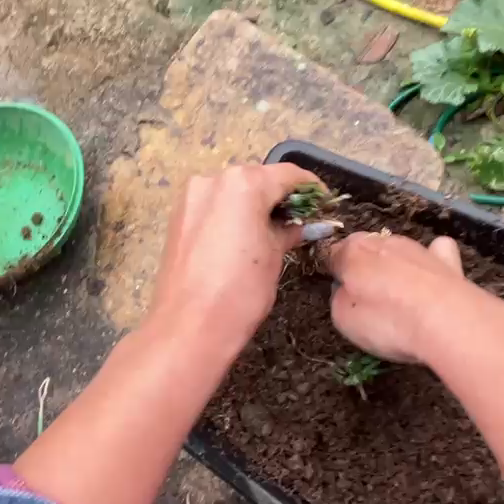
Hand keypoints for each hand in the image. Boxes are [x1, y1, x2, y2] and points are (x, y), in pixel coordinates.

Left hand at [147, 163, 321, 344]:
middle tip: (303, 218)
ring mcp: (192, 197)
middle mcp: (213, 180)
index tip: (324, 200)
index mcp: (242, 184)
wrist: (188, 329)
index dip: (311, 187)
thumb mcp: (274, 256)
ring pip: (235, 190)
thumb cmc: (239, 292)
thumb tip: (298, 225)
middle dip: (282, 195)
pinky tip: (247, 235)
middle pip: (259, 178)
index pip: (287, 174)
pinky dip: (234, 213)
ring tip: (276, 229)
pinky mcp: (178, 216)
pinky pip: (215, 204)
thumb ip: (289, 230)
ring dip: (257, 203)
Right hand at [327, 231, 494, 363]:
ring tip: (400, 298)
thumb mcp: (344, 319)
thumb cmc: (387, 320)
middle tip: (367, 298)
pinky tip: (433, 276)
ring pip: (398, 250)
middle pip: (366, 249)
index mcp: (352, 251)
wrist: (447, 320)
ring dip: (395, 266)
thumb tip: (346, 290)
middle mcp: (383, 241)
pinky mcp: (447, 260)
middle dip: (364, 267)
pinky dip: (432, 258)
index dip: (334, 271)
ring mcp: (417, 247)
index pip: (333, 254)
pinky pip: (436, 251)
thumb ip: (340, 298)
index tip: (338, 289)